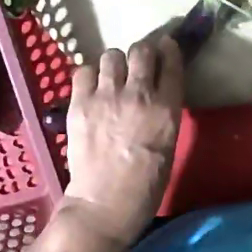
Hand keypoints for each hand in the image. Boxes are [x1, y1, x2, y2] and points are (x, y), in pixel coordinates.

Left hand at [61, 37, 185, 247]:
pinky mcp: (80, 103)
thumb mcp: (168, 146)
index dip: (169, 50)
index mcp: (166, 108)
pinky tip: (91, 89)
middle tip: (137, 64)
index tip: (165, 47)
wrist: (104, 204)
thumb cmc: (145, 186)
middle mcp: (138, 94)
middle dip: (142, 53)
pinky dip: (89, 76)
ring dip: (115, 64)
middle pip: (141, 50)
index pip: (171, 62)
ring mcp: (106, 96)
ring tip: (112, 78)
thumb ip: (163, 113)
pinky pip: (83, 71)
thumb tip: (155, 93)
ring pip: (111, 55)